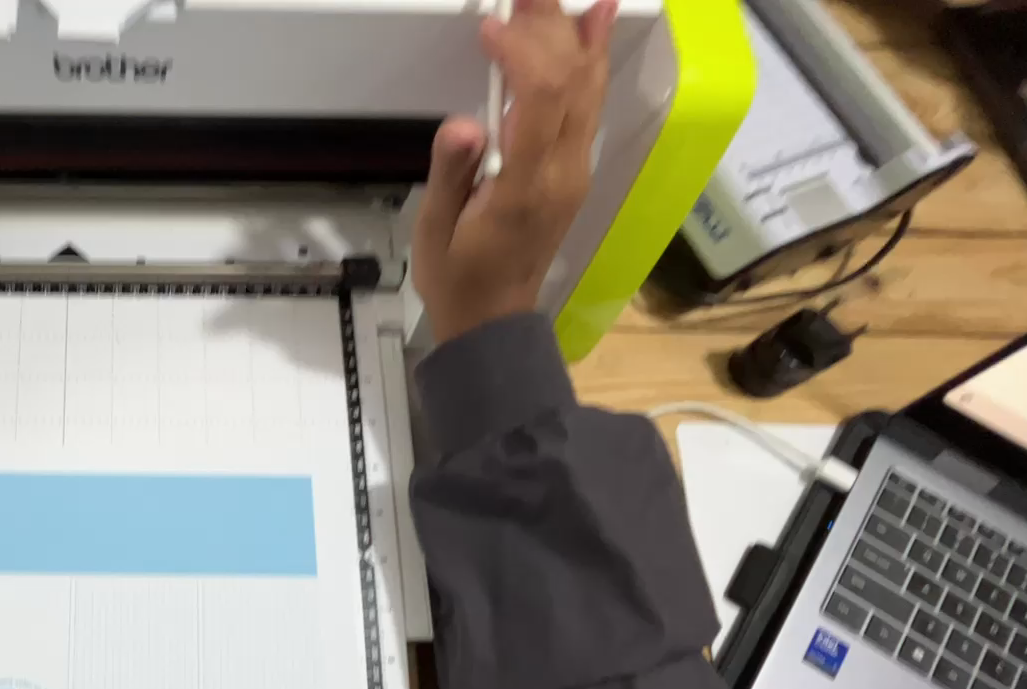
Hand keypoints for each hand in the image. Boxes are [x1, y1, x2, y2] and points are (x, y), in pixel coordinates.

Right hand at [412, 0, 618, 343]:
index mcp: (524, 188)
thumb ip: (450, 175)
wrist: (492, 321)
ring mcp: (575, 172)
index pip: (539, 96)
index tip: (490, 27)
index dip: (521, 50)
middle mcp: (563, 172)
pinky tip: (591, 24)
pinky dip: (590, 59)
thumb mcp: (435, 234)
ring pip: (588, 87)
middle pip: (572, 79)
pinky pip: (588, 106)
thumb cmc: (456, 281)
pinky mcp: (574, 173)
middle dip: (549, 24)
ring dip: (574, 33)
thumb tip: (462, 121)